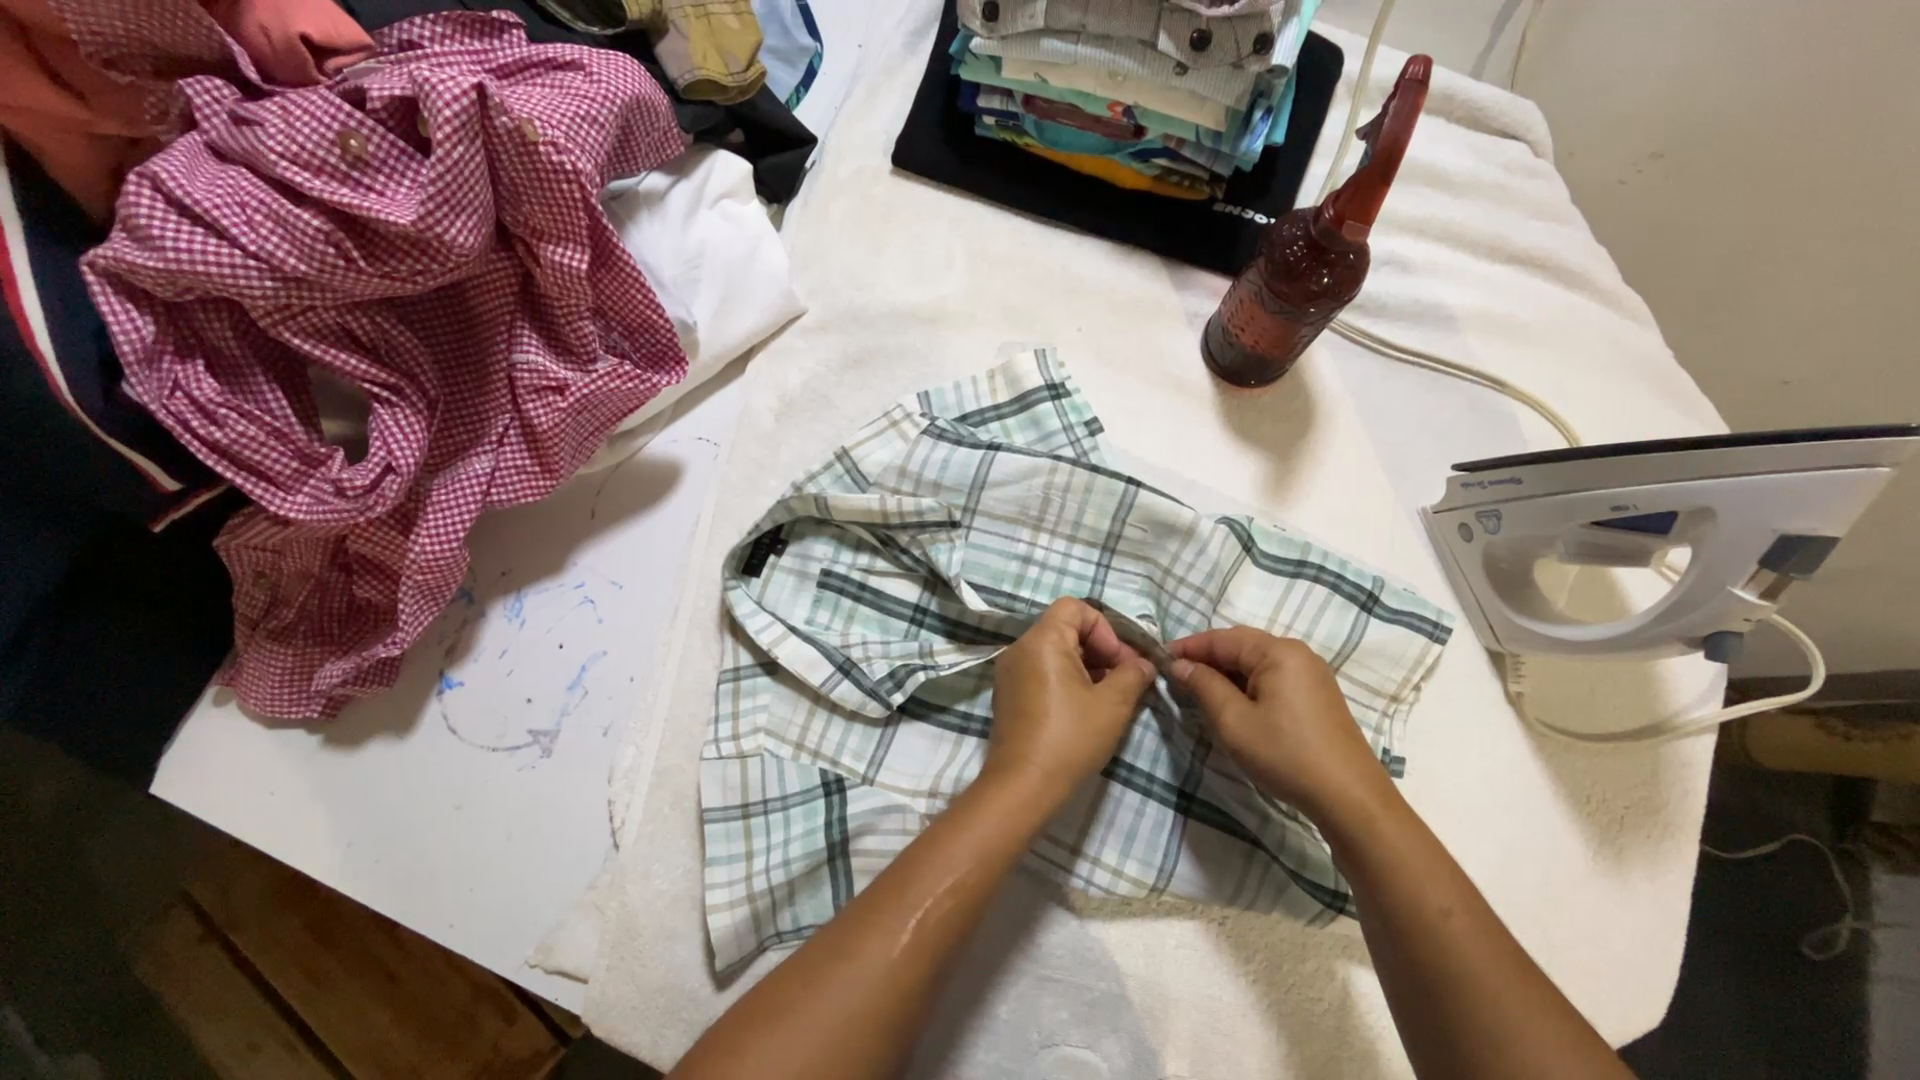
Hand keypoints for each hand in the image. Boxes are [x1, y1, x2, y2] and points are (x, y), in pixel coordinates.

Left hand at [985, 598, 1156, 806]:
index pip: (1075, 607)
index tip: (1121, 662)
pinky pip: (1041, 671)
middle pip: (1064, 628)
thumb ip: (1133, 675)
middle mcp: (1019, 648)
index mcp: (1041, 641)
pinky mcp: (1008, 695)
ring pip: (1054, 651)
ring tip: (1109, 697)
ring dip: (1086, 666)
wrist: (1023, 785)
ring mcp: (1009, 672)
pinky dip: (1065, 680)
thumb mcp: (1113, 705)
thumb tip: (1143, 665)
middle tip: (1124, 680)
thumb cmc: (1070, 738)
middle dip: (1100, 648)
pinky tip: (1084, 709)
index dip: (1105, 629)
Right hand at [1168, 627, 1388, 822]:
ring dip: (1226, 672)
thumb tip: (1180, 665)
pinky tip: (1234, 704)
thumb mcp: (1233, 722)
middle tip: (1176, 677)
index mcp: (1278, 652)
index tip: (1159, 660)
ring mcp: (1312, 673)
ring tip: (1199, 692)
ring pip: (1257, 662)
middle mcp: (1297, 653)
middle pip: (1241, 645)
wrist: (1348, 796)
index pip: (1222, 638)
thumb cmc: (1285, 754)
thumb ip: (1204, 686)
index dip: (1188, 647)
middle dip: (1207, 658)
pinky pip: (1273, 676)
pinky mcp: (1317, 694)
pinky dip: (1247, 684)